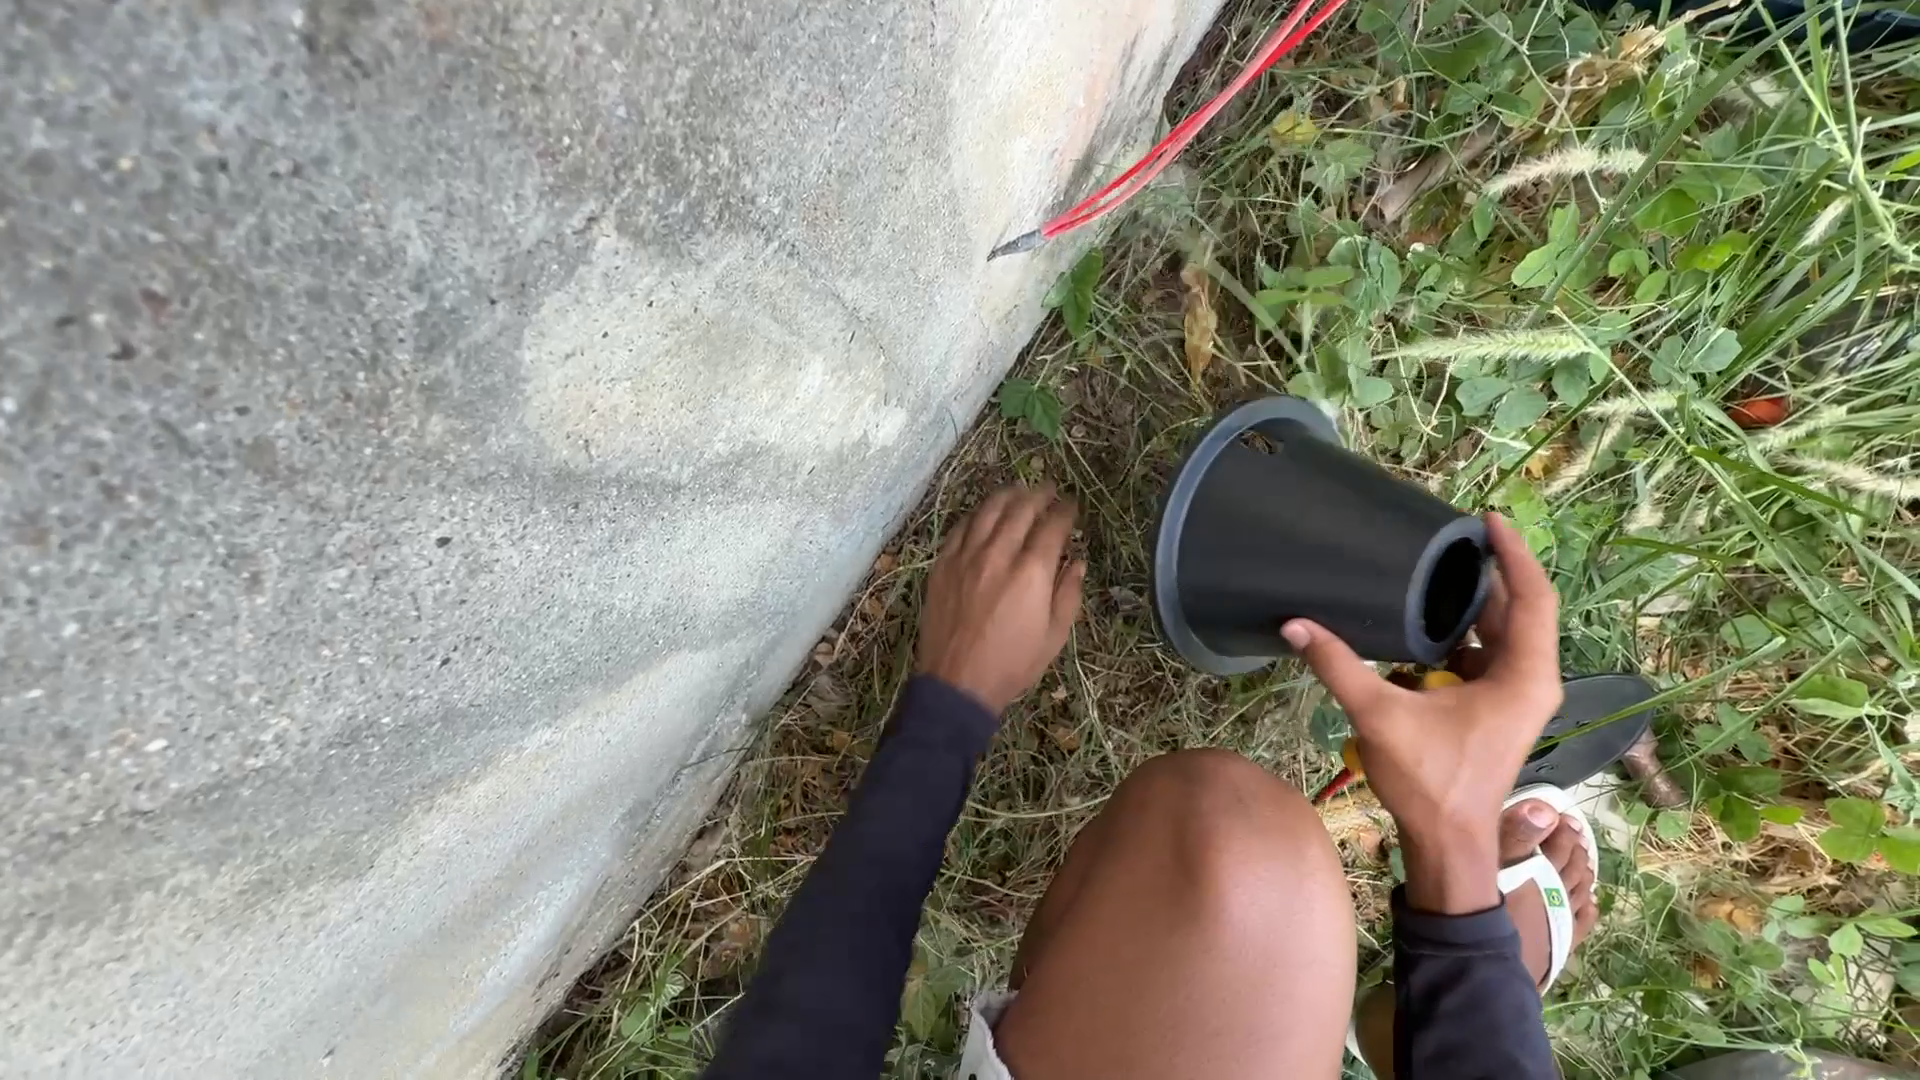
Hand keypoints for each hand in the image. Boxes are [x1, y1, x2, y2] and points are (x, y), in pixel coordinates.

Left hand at [916, 485, 1087, 713]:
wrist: (957, 683)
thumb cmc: (1012, 664)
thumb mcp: (1054, 636)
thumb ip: (1069, 594)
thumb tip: (1077, 562)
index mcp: (1032, 572)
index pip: (1053, 527)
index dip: (1066, 512)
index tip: (1072, 506)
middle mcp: (998, 554)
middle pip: (1020, 510)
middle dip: (1038, 495)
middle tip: (1049, 489)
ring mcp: (966, 557)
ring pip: (987, 511)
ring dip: (1006, 496)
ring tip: (1018, 490)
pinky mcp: (942, 565)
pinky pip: (960, 528)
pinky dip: (976, 515)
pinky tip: (983, 513)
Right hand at [1282, 514, 1562, 912]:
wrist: (1448, 839)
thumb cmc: (1429, 779)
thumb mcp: (1379, 715)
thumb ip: (1338, 665)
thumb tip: (1293, 624)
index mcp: (1522, 678)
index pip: (1532, 600)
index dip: (1514, 556)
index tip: (1488, 520)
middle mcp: (1528, 681)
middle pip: (1518, 611)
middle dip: (1487, 573)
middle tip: (1449, 538)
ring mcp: (1512, 696)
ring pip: (1500, 633)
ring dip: (1471, 603)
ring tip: (1432, 569)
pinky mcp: (1492, 707)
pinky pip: (1483, 654)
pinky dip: (1458, 632)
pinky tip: (1422, 620)